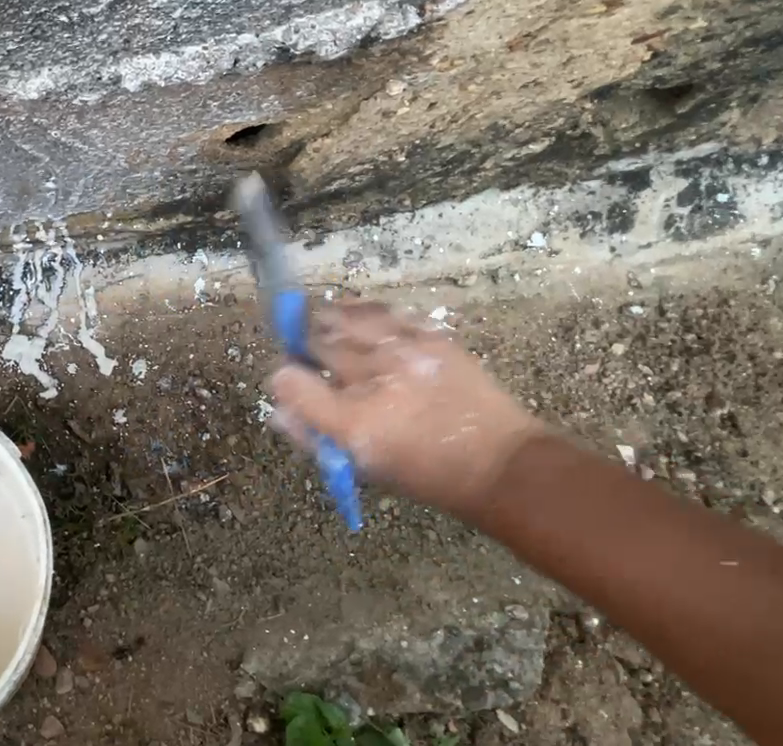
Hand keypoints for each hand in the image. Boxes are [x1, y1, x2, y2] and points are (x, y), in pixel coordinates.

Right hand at [268, 302, 545, 517]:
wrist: (504, 466)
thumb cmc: (425, 473)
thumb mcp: (362, 467)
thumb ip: (313, 436)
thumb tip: (278, 408)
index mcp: (352, 420)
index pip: (288, 379)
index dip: (282, 377)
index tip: (289, 380)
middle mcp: (373, 379)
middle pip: (313, 341)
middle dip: (305, 348)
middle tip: (311, 358)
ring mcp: (404, 352)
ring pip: (343, 316)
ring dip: (328, 323)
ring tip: (329, 330)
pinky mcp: (431, 337)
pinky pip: (382, 310)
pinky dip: (363, 311)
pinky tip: (359, 319)